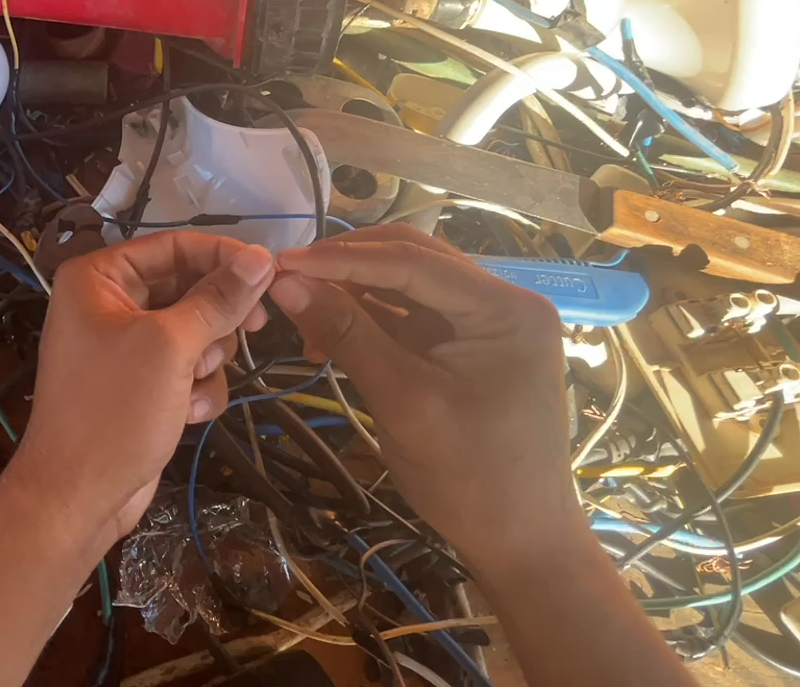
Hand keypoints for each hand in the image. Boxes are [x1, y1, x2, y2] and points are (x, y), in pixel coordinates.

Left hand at [9, 231, 275, 542]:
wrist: (77, 495)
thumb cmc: (114, 408)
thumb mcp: (169, 346)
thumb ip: (216, 300)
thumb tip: (260, 258)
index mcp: (98, 276)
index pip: (172, 245)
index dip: (222, 254)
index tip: (271, 271)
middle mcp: (108, 301)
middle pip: (187, 286)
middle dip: (215, 317)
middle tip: (255, 327)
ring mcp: (125, 343)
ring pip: (194, 329)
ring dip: (207, 358)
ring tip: (192, 382)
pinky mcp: (141, 381)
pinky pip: (186, 366)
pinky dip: (196, 387)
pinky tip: (186, 414)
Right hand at [267, 224, 582, 571]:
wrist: (518, 543)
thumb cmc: (470, 475)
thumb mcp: (400, 398)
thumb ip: (343, 331)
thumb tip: (282, 279)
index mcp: (504, 308)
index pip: (411, 260)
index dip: (341, 257)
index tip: (281, 263)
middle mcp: (498, 301)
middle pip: (408, 256)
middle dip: (344, 266)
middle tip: (288, 281)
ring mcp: (481, 321)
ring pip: (400, 280)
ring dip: (348, 291)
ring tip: (303, 317)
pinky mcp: (460, 342)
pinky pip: (402, 311)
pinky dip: (361, 317)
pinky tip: (325, 339)